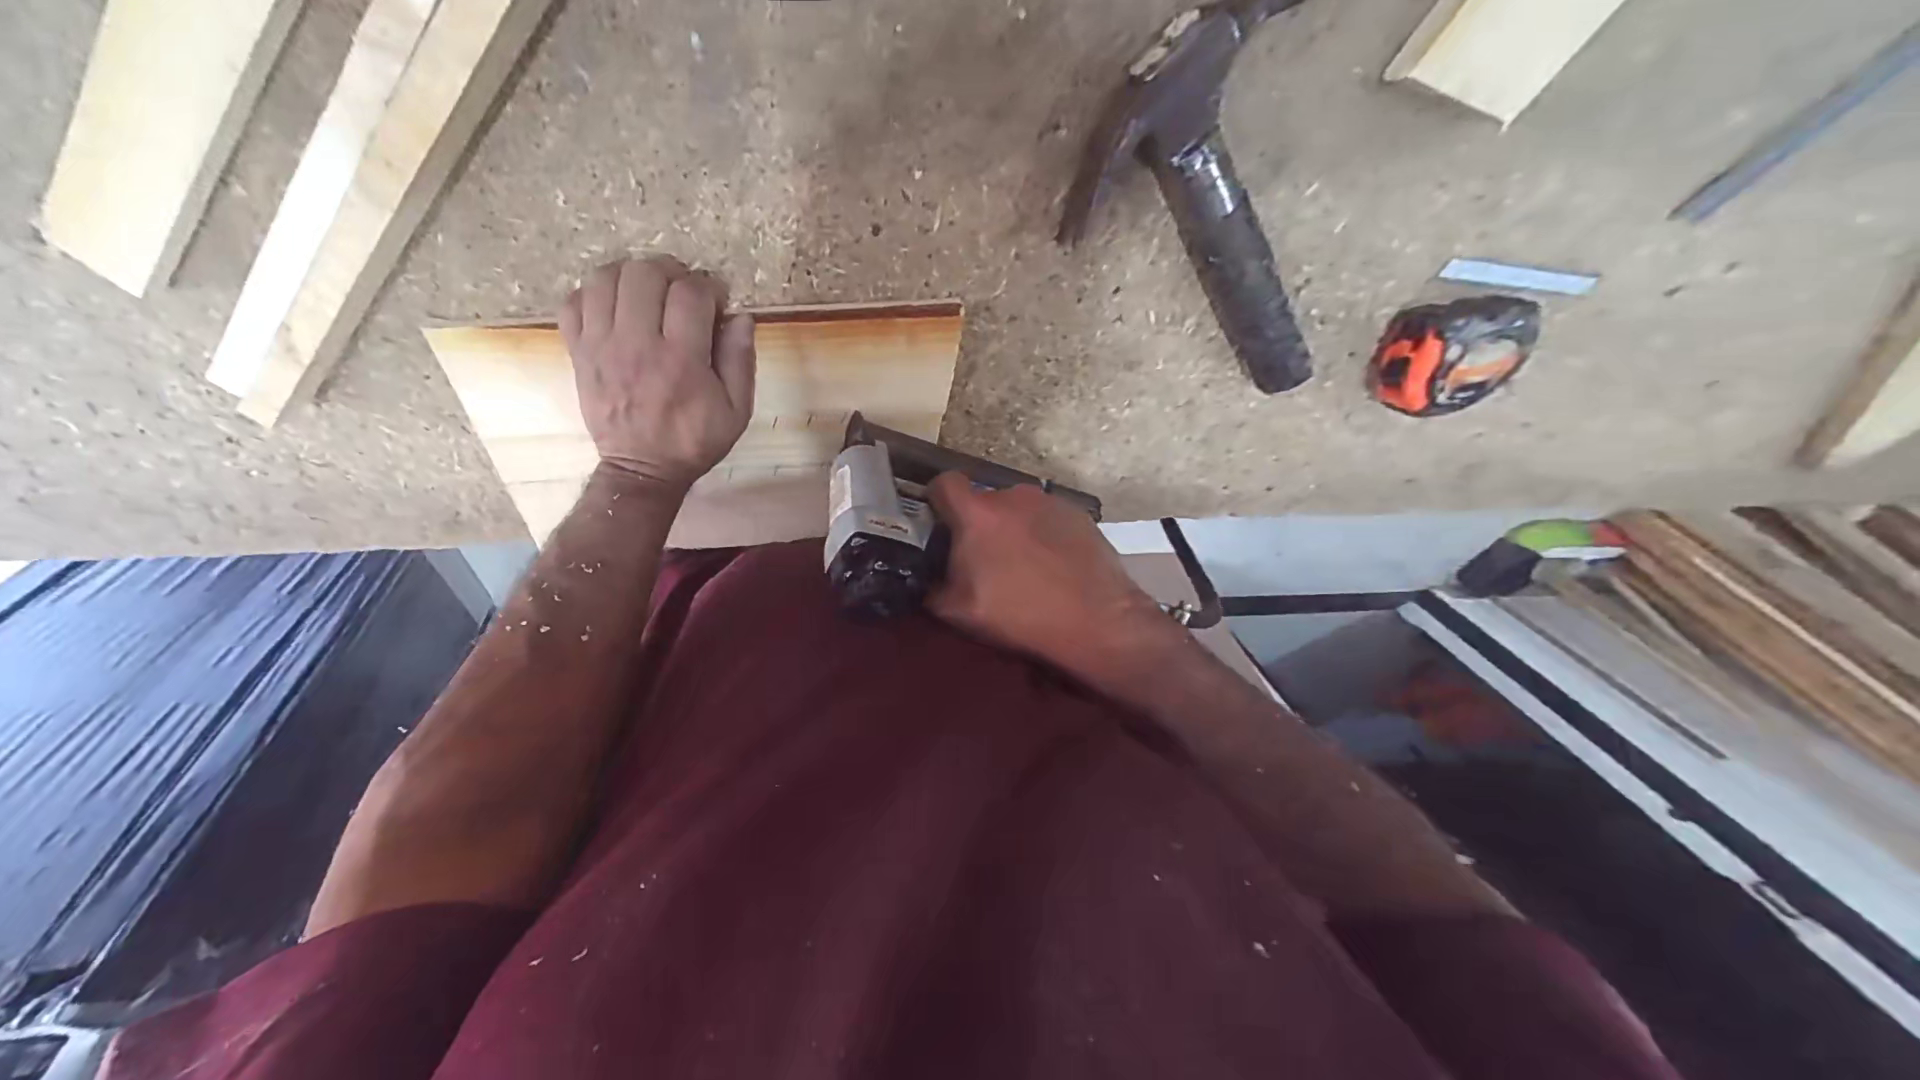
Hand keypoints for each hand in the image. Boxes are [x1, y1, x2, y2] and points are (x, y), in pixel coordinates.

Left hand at [560, 256, 755, 489]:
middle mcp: (637, 345)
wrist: (642, 469)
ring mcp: (601, 346)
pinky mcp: (579, 353)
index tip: (717, 300)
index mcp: (681, 359)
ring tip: (649, 292)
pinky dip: (594, 294)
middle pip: (644, 274)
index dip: (709, 286)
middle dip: (670, 272)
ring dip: (631, 276)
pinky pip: (574, 301)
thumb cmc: (695, 440)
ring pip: (605, 278)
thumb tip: (741, 316)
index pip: (690, 293)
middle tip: (683, 291)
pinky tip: (616, 307)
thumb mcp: (737, 410)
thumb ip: (741, 360)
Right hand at [926, 473, 1177, 680]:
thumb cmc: (1020, 614)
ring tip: (1023, 566)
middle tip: (984, 560)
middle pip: (982, 500)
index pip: (944, 483)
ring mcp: (1049, 502)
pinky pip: (1046, 517)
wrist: (1096, 620)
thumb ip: (930, 587)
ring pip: (1016, 509)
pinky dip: (1042, 534)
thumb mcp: (958, 612)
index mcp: (977, 514)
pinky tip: (1052, 564)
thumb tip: (924, 577)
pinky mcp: (1077, 513)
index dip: (937, 500)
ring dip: (1012, 528)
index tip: (940, 525)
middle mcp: (1012, 496)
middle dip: (978, 524)